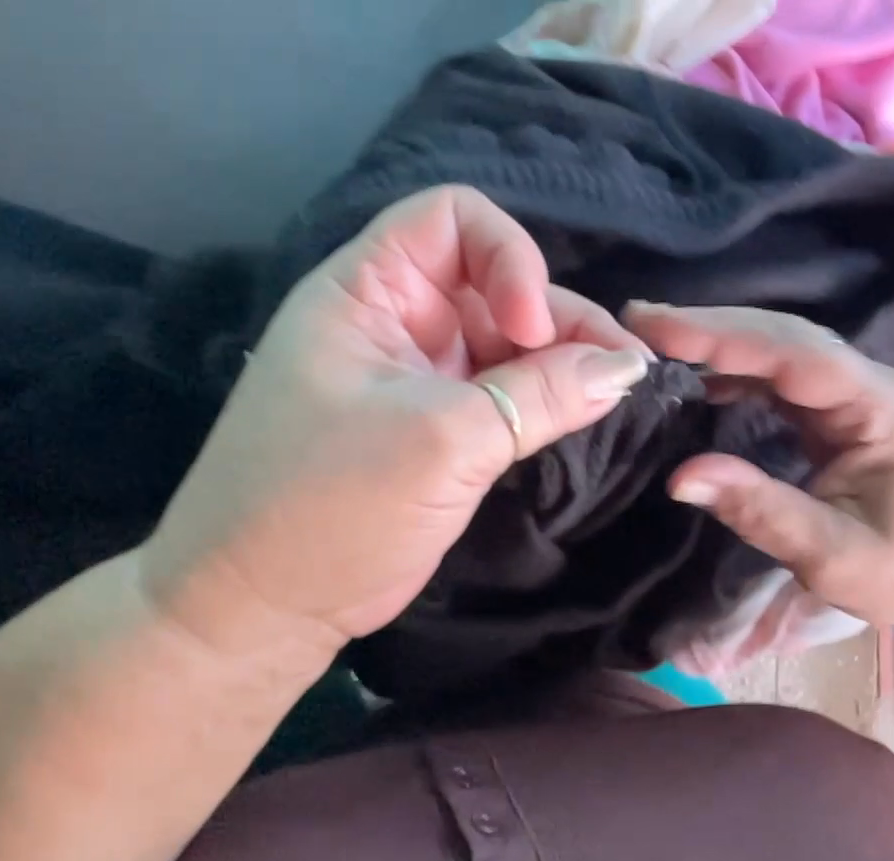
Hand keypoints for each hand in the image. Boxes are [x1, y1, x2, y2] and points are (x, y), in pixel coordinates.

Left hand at [139, 185, 653, 655]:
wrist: (265, 607)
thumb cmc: (329, 506)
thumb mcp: (440, 440)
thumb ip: (539, 397)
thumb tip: (628, 367)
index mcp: (367, 294)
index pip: (452, 221)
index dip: (508, 257)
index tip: (531, 330)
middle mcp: (398, 325)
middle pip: (497, 286)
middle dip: (561, 320)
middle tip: (625, 371)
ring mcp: (423, 382)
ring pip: (511, 346)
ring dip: (568, 364)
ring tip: (622, 393)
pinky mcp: (445, 433)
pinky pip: (509, 398)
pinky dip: (551, 403)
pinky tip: (591, 416)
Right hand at [624, 303, 893, 649]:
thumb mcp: (833, 554)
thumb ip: (760, 509)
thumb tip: (679, 476)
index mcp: (882, 406)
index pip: (794, 355)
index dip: (722, 336)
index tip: (653, 324)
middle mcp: (875, 388)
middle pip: (789, 340)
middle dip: (716, 329)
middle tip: (641, 321)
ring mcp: (863, 402)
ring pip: (788, 357)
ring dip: (727, 349)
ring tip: (661, 344)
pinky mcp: (850, 421)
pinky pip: (791, 387)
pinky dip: (745, 380)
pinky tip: (706, 384)